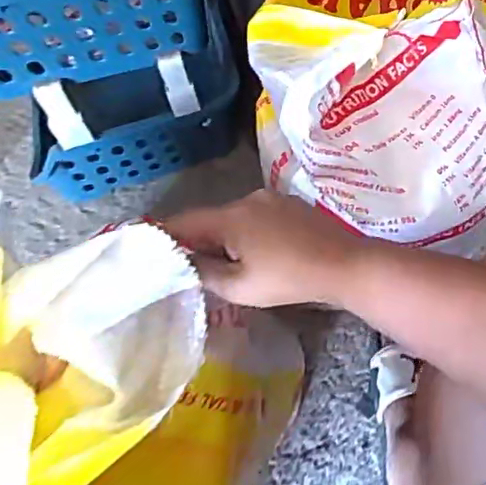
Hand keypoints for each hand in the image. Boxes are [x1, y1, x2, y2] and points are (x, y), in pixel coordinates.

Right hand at [163, 190, 372, 307]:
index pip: (185, 220)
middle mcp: (250, 199)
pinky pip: (257, 217)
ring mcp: (274, 199)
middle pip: (211, 218)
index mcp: (233, 215)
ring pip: (235, 218)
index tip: (142, 243)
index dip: (162, 233)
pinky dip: (246, 233)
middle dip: (195, 240)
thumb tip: (182, 261)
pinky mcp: (291, 205)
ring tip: (218, 265)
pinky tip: (252, 254)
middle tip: (181, 265)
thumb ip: (205, 272)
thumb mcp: (239, 286)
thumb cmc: (288, 278)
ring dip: (223, 238)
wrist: (343, 263)